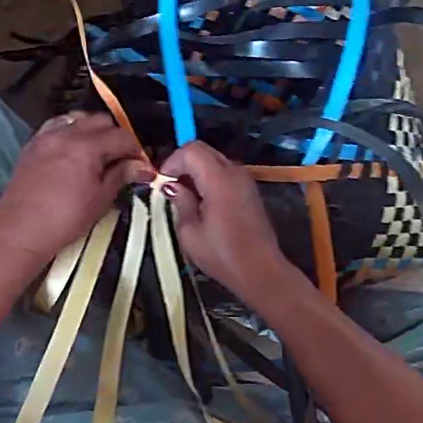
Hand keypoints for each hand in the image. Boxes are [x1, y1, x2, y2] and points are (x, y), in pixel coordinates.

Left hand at [0, 111, 153, 265]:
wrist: (21, 231)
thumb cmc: (63, 220)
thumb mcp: (100, 199)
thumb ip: (121, 175)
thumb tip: (140, 167)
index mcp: (86, 146)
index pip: (121, 137)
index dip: (136, 150)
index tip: (140, 164)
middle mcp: (65, 134)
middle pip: (100, 121)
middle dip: (116, 137)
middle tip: (122, 159)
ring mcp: (46, 137)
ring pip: (78, 119)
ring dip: (93, 131)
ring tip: (98, 154)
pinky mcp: (33, 145)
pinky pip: (57, 126)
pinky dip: (70, 132)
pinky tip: (74, 150)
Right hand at [160, 141, 302, 297]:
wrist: (261, 271)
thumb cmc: (223, 255)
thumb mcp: (190, 233)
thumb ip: (180, 202)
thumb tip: (172, 187)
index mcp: (219, 180)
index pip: (191, 150)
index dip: (172, 161)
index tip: (162, 183)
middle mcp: (235, 173)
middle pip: (204, 151)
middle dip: (182, 164)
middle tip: (170, 189)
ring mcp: (245, 180)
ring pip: (214, 161)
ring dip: (196, 172)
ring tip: (184, 198)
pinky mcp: (249, 191)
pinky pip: (224, 174)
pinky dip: (209, 180)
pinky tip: (202, 204)